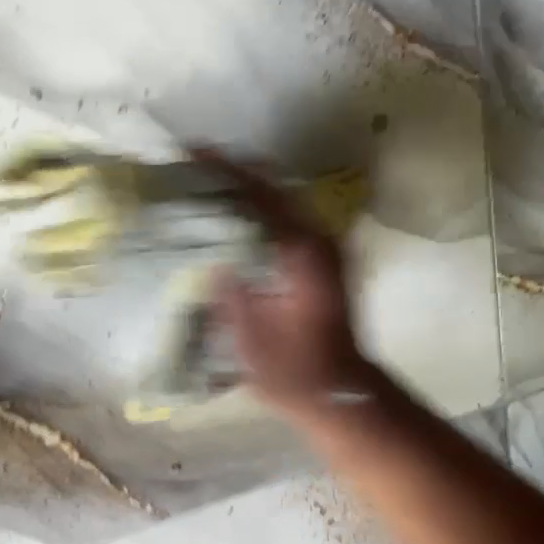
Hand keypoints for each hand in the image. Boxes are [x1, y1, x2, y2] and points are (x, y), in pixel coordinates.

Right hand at [196, 149, 381, 419]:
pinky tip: (238, 213)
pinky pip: (292, 217)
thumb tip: (215, 263)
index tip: (199, 151)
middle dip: (240, 171)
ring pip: (287, 200)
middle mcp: (320, 241)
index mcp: (302, 254)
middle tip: (201, 158)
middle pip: (278, 189)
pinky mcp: (327, 259)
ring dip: (253, 187)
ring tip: (214, 178)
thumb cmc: (298, 373)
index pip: (263, 198)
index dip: (230, 172)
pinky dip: (265, 206)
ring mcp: (328, 248)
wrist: (345, 392)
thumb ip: (234, 300)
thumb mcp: (254, 343)